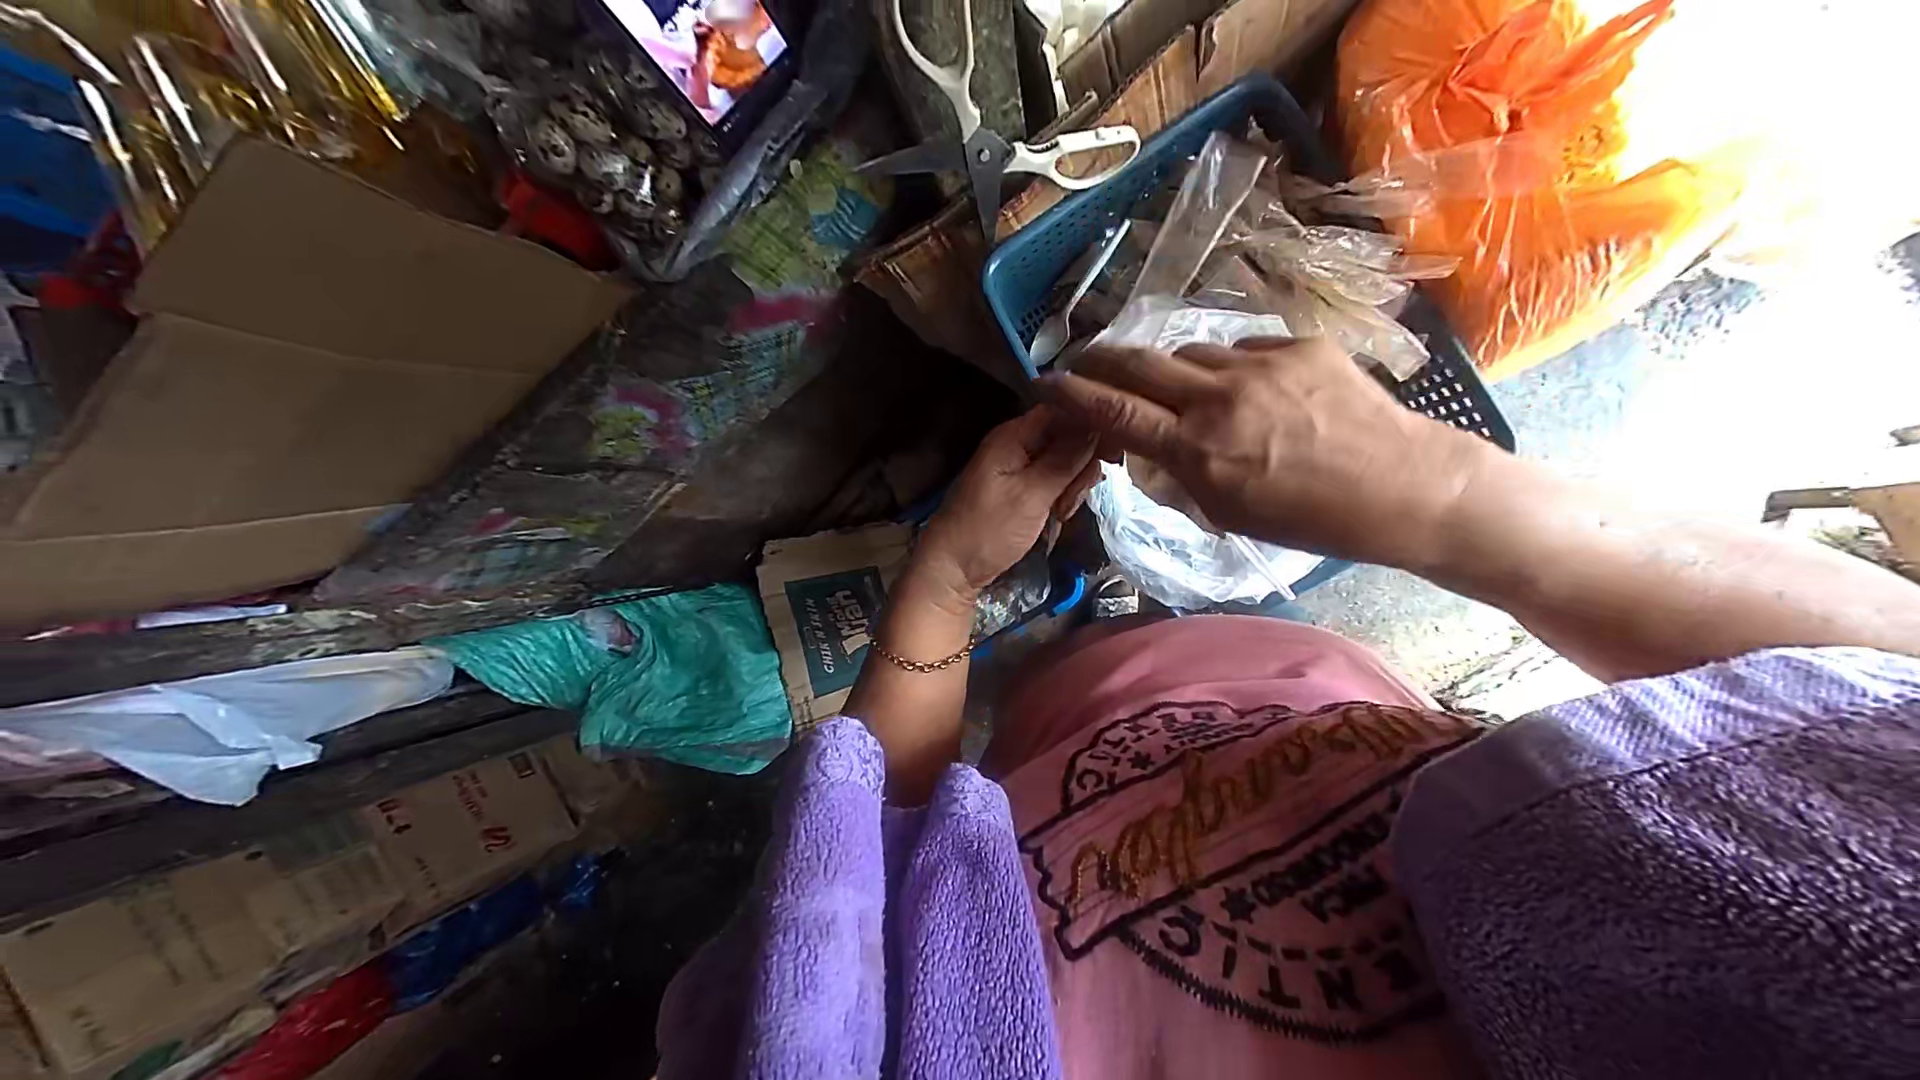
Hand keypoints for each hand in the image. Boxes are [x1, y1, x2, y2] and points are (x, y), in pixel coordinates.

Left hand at [911, 405, 1099, 607]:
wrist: (952, 569)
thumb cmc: (988, 530)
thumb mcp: (1032, 495)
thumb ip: (1066, 459)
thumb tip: (1097, 424)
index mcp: (1013, 435)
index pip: (1063, 410)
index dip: (1090, 426)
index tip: (1109, 454)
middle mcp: (1017, 444)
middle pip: (1067, 437)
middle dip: (1080, 466)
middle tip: (1070, 500)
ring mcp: (1019, 467)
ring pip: (1065, 463)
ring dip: (1072, 487)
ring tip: (1062, 513)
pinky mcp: (1022, 490)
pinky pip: (1053, 483)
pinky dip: (1061, 498)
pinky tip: (1058, 517)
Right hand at [1036, 338, 1495, 568]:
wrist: (1408, 487)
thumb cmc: (1311, 520)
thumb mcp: (1227, 512)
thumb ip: (1180, 472)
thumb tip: (1153, 441)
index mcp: (1199, 451)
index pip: (1114, 412)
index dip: (1070, 395)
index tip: (1042, 384)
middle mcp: (1220, 398)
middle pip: (1137, 362)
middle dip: (1099, 359)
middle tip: (1083, 361)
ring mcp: (1260, 364)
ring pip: (1188, 353)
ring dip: (1173, 371)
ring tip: (1190, 394)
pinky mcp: (1298, 344)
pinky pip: (1241, 350)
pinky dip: (1230, 370)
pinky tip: (1254, 393)